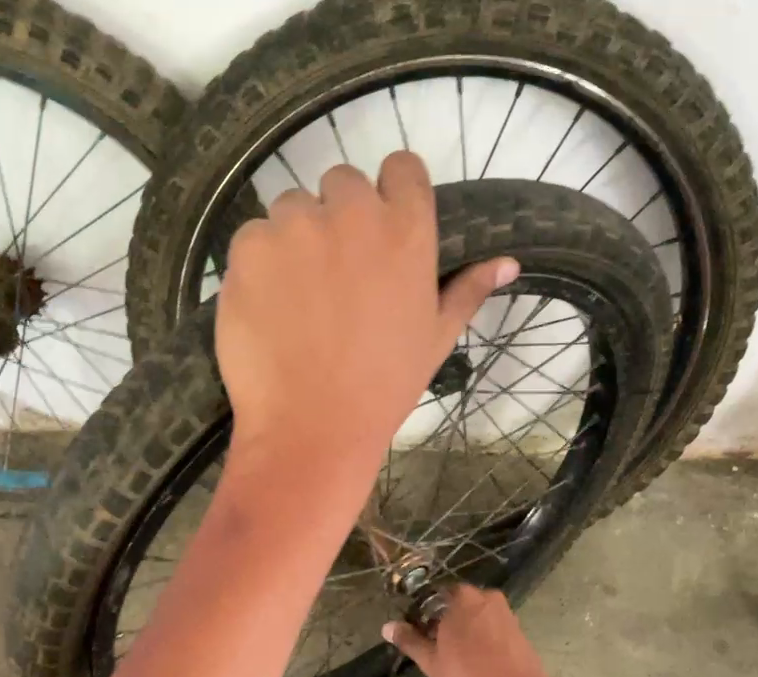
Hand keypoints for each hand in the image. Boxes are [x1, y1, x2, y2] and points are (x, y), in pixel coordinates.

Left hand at [214, 152, 517, 475]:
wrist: (312, 427)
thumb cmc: (383, 386)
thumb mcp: (435, 339)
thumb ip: (467, 291)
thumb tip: (508, 263)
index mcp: (406, 230)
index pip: (402, 168)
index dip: (389, 193)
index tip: (379, 228)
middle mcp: (352, 212)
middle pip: (342, 182)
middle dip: (337, 216)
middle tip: (334, 275)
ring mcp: (296, 226)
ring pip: (291, 208)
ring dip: (294, 238)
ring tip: (297, 297)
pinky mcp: (249, 247)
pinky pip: (252, 237)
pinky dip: (257, 265)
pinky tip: (267, 308)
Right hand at [382, 585, 560, 676]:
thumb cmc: (469, 676)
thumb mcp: (431, 661)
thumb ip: (410, 640)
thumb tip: (387, 626)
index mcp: (461, 597)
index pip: (433, 595)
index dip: (423, 614)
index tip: (419, 634)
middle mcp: (485, 597)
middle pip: (456, 604)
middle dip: (445, 621)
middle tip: (436, 648)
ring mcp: (505, 612)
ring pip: (476, 616)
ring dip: (464, 630)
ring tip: (456, 658)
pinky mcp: (519, 629)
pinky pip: (492, 627)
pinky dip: (482, 638)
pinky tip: (478, 661)